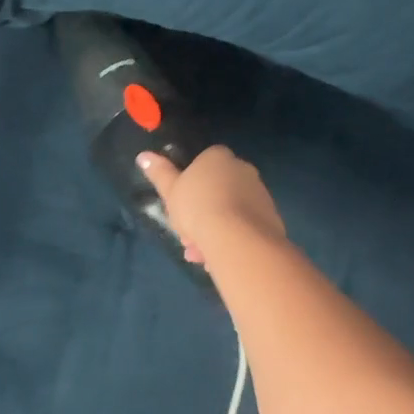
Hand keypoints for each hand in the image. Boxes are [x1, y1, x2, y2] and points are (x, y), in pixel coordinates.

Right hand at [137, 147, 285, 263]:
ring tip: (199, 255)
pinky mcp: (271, 217)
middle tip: (186, 236)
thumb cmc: (197, 207)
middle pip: (216, 189)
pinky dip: (230, 239)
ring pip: (229, 210)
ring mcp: (260, 193)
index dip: (188, 186)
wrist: (237, 237)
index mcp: (218, 157)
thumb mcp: (170, 191)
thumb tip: (143, 156)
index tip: (179, 207)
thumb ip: (158, 173)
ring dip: (212, 230)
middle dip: (200, 213)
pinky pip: (243, 226)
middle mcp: (243, 169)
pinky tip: (215, 258)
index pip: (202, 164)